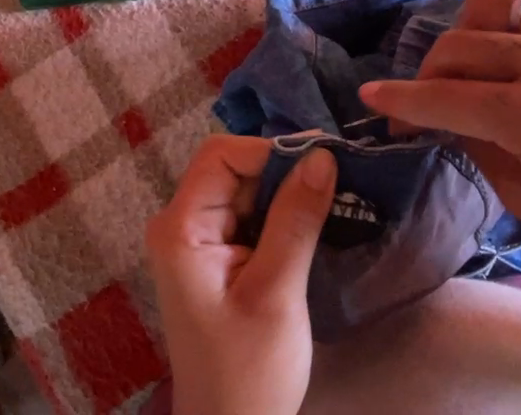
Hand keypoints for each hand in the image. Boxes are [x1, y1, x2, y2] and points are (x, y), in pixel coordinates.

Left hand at [145, 134, 336, 414]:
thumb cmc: (249, 369)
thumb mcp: (277, 293)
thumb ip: (296, 220)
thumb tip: (322, 156)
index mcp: (181, 228)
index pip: (220, 156)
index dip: (271, 150)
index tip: (324, 159)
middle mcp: (180, 224)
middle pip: (232, 169)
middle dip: (283, 170)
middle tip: (340, 176)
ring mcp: (196, 241)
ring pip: (244, 191)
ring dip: (286, 192)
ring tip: (337, 194)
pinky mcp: (214, 258)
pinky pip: (247, 217)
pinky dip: (280, 215)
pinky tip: (315, 220)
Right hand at [359, 0, 520, 334]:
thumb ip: (471, 139)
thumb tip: (433, 107)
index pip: (448, 96)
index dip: (402, 100)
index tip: (372, 100)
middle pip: (461, 44)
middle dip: (428, 75)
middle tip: (425, 101)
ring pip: (492, 3)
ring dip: (466, 35)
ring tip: (470, 65)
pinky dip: (510, 18)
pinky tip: (510, 46)